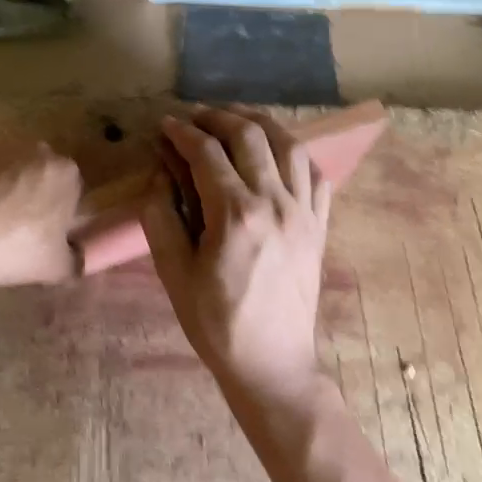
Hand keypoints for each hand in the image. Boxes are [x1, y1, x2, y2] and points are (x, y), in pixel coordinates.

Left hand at [0, 136, 84, 289]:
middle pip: (42, 177)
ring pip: (13, 172)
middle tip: (18, 234)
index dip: (59, 218)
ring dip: (7, 192)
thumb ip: (76, 261)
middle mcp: (38, 150)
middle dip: (34, 199)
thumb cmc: (11, 248)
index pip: (72, 194)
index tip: (44, 238)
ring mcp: (1, 147)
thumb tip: (77, 258)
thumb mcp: (55, 268)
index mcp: (66, 173)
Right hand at [141, 108, 329, 401]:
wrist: (272, 364)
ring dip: (258, 123)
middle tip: (194, 116)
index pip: (206, 152)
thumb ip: (161, 214)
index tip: (164, 124)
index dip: (181, 132)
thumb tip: (161, 170)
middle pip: (249, 135)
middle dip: (217, 116)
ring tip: (233, 120)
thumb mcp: (173, 272)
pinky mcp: (320, 226)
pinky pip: (314, 174)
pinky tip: (274, 154)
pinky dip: (293, 153)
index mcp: (236, 214)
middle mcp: (275, 203)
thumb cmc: (215, 323)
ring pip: (288, 144)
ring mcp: (304, 213)